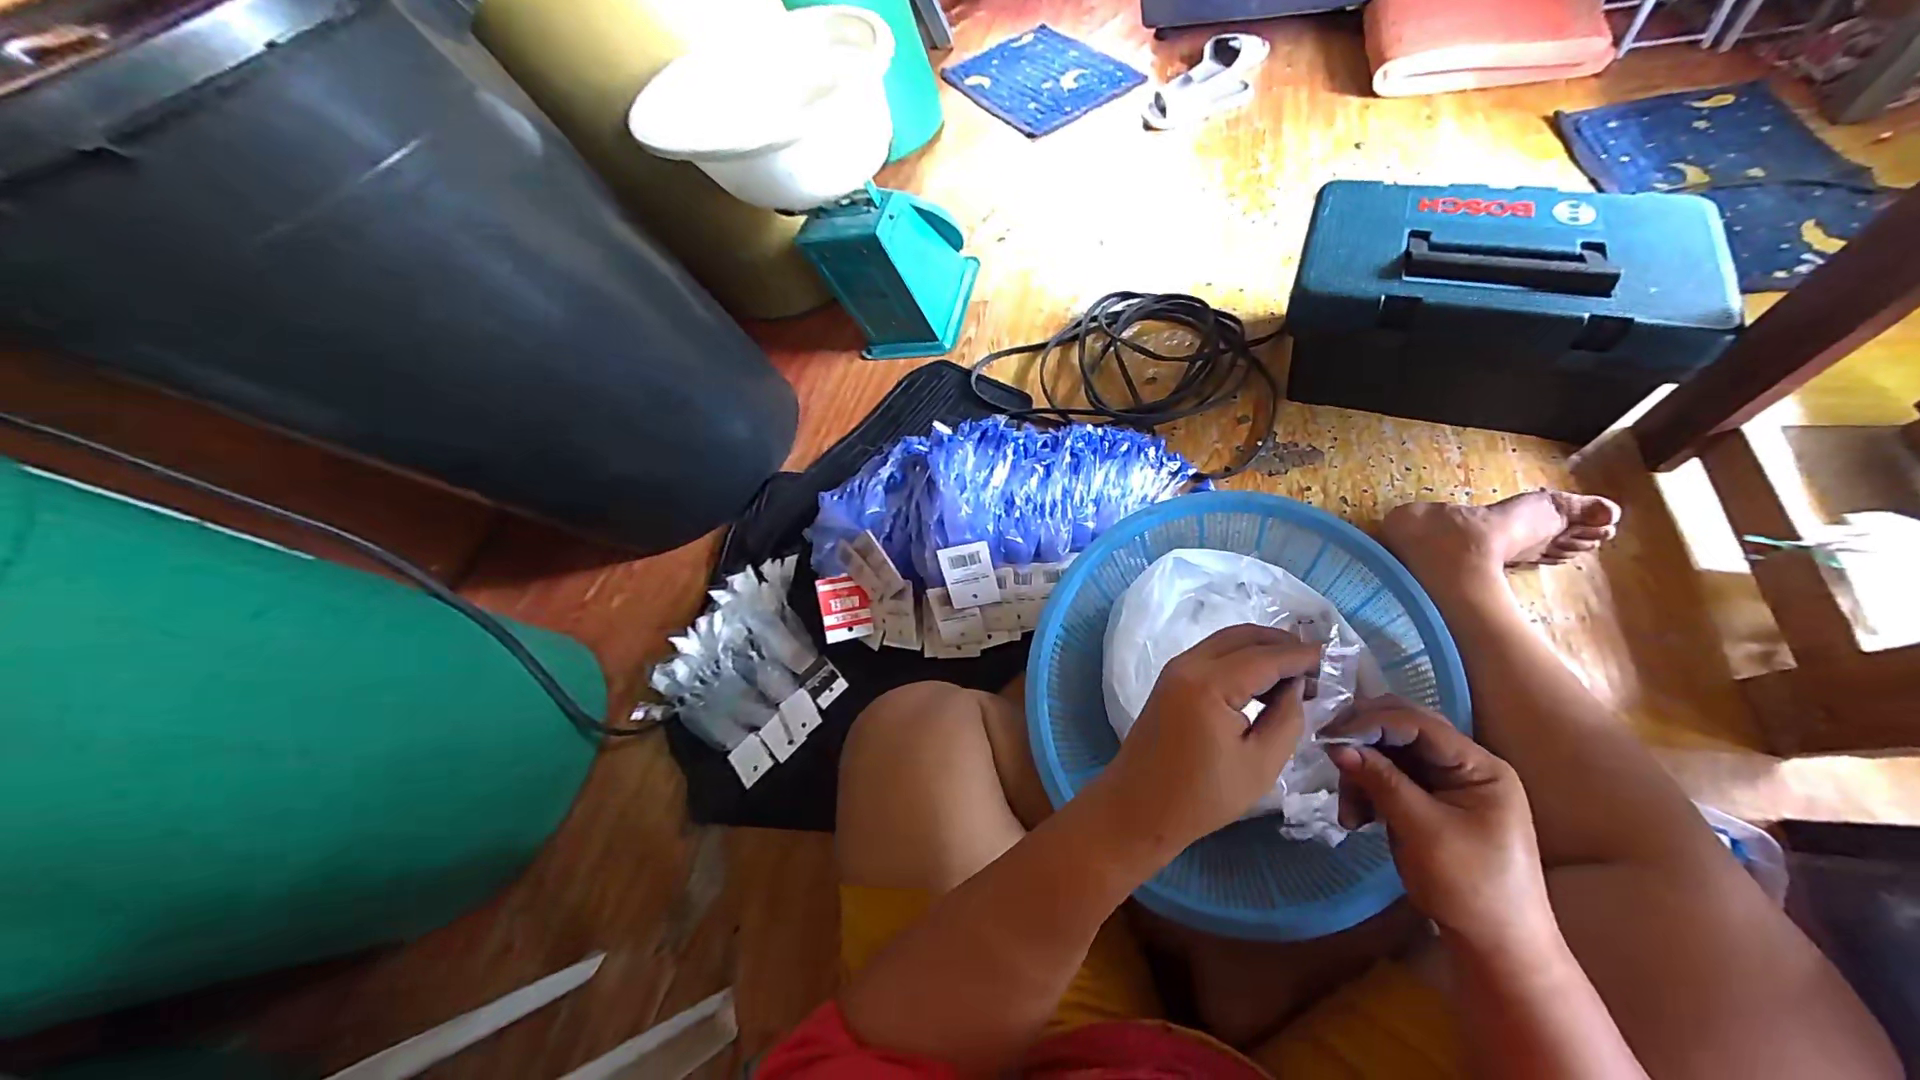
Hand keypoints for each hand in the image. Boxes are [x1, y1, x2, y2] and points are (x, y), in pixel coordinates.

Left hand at [1090, 625, 1323, 851]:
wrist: (1139, 807)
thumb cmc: (1202, 795)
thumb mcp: (1261, 762)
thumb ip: (1287, 716)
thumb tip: (1295, 684)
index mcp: (1209, 684)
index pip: (1266, 657)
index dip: (1302, 656)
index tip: (1335, 658)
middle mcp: (1188, 665)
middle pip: (1243, 637)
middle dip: (1282, 645)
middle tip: (1317, 667)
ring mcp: (1174, 670)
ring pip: (1226, 642)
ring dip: (1261, 650)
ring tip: (1296, 677)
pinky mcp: (1170, 681)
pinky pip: (1212, 656)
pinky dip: (1240, 659)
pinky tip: (1264, 683)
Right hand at [1323, 698, 1555, 955]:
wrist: (1497, 947)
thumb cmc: (1471, 887)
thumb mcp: (1423, 830)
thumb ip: (1382, 781)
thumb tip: (1337, 745)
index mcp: (1480, 766)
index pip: (1418, 723)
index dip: (1371, 723)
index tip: (1329, 737)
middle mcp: (1465, 766)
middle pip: (1402, 731)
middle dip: (1363, 745)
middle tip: (1330, 758)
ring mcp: (1447, 784)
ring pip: (1389, 755)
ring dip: (1361, 774)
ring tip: (1348, 812)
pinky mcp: (1428, 802)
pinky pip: (1388, 779)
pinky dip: (1366, 792)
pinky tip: (1356, 818)